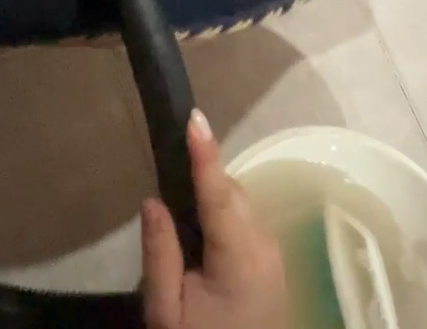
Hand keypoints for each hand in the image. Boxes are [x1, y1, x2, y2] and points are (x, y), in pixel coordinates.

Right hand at [141, 111, 288, 328]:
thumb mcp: (167, 313)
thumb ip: (160, 255)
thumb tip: (153, 200)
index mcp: (240, 258)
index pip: (220, 193)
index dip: (206, 154)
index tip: (195, 117)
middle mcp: (264, 246)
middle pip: (229, 192)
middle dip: (202, 176)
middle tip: (166, 175)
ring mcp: (273, 253)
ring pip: (238, 203)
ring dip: (212, 196)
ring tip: (179, 214)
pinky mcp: (272, 261)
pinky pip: (243, 220)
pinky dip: (222, 213)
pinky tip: (200, 233)